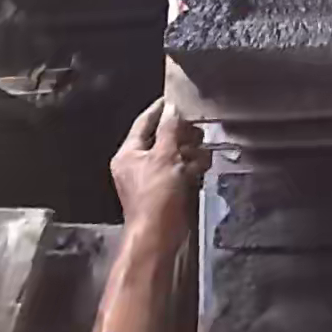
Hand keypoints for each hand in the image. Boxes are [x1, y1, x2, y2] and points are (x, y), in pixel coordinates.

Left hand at [110, 98, 207, 249]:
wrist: (159, 234)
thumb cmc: (156, 194)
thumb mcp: (164, 156)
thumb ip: (170, 129)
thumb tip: (172, 108)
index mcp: (129, 154)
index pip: (144, 122)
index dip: (160, 109)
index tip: (176, 96)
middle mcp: (138, 163)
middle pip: (163, 137)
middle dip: (182, 133)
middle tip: (198, 129)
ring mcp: (154, 176)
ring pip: (176, 152)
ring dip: (191, 151)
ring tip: (201, 153)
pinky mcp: (168, 188)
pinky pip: (182, 168)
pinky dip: (192, 166)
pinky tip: (201, 168)